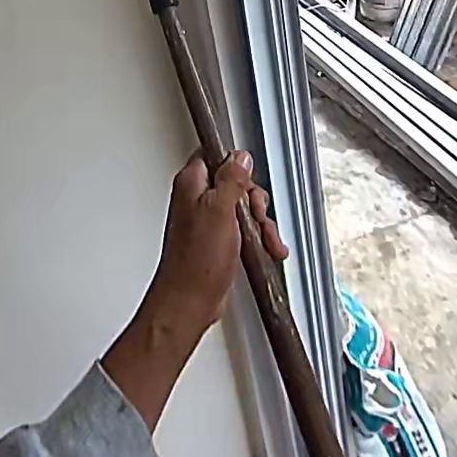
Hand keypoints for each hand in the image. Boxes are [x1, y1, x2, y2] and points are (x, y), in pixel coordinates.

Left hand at [102, 149, 287, 430]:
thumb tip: (240, 157)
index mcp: (192, 184)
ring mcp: (206, 221)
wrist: (190, 301)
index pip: (214, 155)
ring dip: (260, 223)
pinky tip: (266, 249)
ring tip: (265, 239)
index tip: (247, 180)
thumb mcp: (220, 210)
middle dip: (253, 199)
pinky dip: (257, 238)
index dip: (235, 164)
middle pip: (234, 182)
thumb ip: (231, 179)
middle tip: (254, 214)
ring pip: (242, 208)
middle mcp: (196, 199)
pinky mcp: (216, 241)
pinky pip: (242, 230)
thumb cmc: (197, 260)